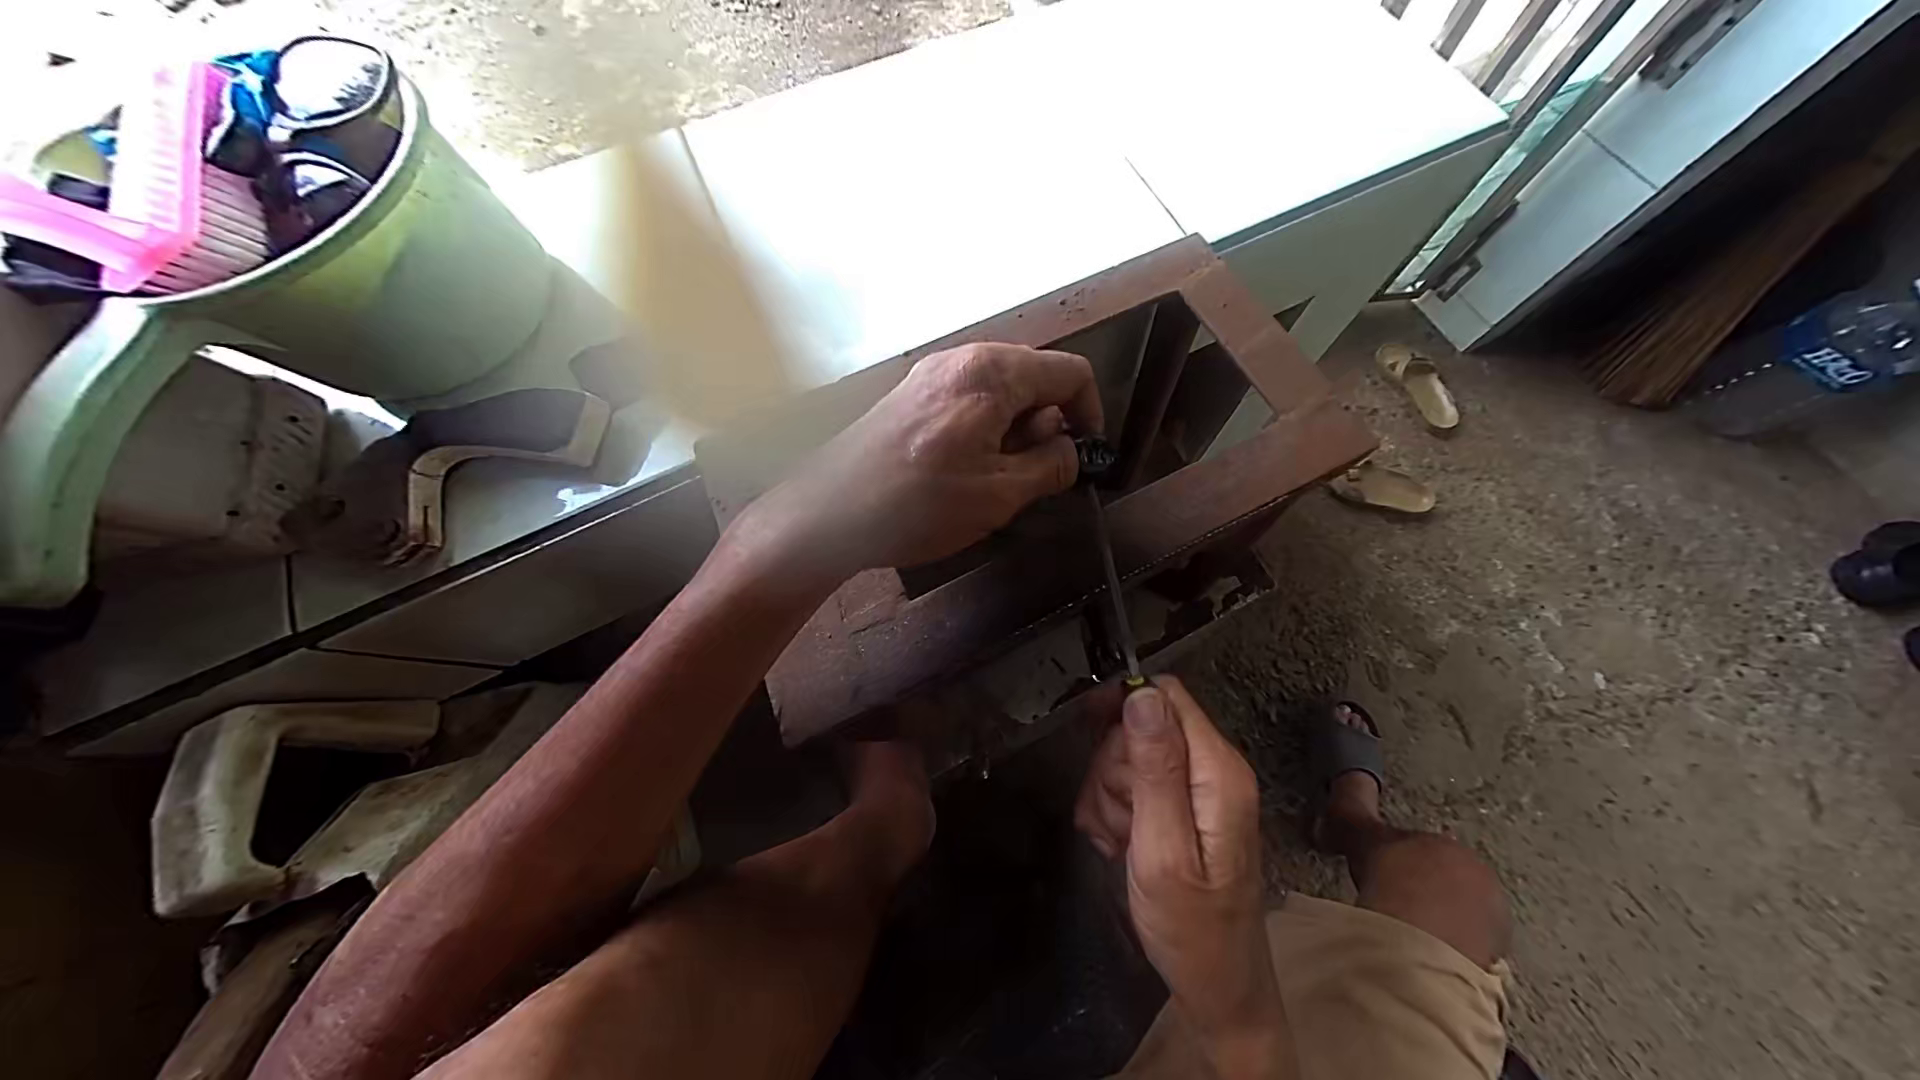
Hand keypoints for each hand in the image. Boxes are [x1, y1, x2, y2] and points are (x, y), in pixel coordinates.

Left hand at [754, 342, 1102, 575]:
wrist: (827, 515)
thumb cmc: (918, 505)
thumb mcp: (1000, 494)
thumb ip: (1051, 466)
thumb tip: (1072, 450)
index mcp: (992, 372)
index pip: (1071, 372)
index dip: (1090, 414)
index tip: (1082, 456)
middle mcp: (961, 359)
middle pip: (1034, 378)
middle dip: (1047, 425)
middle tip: (1032, 476)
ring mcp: (930, 374)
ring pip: (1000, 393)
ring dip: (1014, 432)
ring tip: (993, 480)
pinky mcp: (909, 396)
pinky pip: (967, 401)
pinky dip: (983, 430)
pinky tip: (962, 471)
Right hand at [1075, 678, 1289, 1079]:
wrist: (1214, 984)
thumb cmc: (1191, 927)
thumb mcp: (1164, 848)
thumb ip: (1155, 768)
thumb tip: (1142, 694)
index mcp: (1217, 769)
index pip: (1165, 695)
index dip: (1122, 707)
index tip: (1091, 739)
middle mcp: (1210, 768)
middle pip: (1139, 726)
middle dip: (1113, 766)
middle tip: (1119, 817)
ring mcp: (1194, 789)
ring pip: (1126, 757)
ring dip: (1109, 794)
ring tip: (1121, 839)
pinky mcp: (1176, 806)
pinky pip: (1129, 785)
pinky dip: (1113, 810)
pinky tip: (1118, 843)